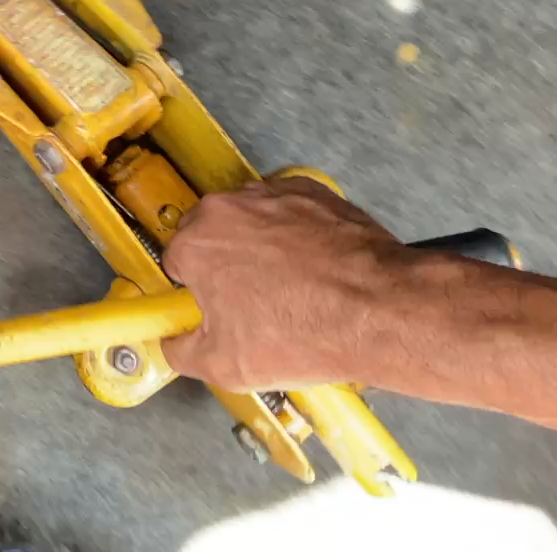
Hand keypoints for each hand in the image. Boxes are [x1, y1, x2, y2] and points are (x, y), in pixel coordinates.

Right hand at [159, 177, 411, 389]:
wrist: (385, 311)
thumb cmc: (304, 333)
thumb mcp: (226, 367)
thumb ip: (179, 352)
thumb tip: (172, 343)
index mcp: (193, 245)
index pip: (177, 262)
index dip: (198, 288)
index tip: (221, 306)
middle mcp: (222, 209)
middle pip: (209, 233)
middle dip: (224, 260)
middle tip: (257, 297)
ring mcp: (266, 194)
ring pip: (247, 218)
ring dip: (258, 241)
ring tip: (294, 281)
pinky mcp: (306, 189)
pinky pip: (286, 207)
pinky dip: (295, 228)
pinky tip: (316, 261)